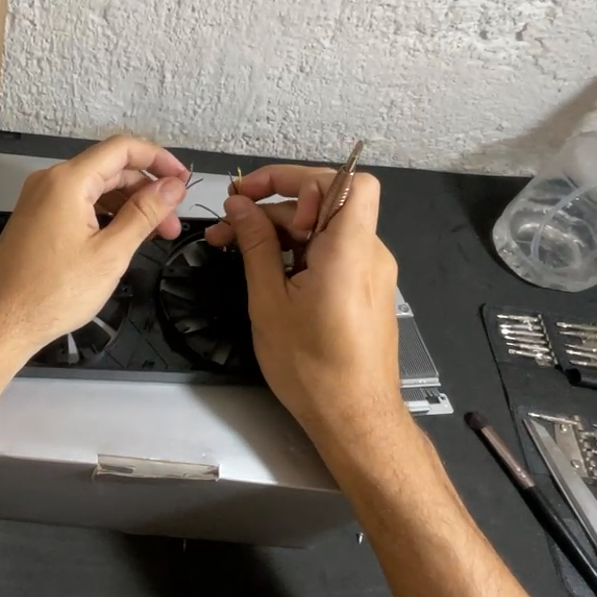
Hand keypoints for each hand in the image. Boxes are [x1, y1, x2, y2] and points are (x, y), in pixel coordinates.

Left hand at [0, 136, 188, 357]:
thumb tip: (173, 186)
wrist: (2, 323)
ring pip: (95, 189)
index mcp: (67, 181)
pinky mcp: (36, 219)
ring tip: (154, 237)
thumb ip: (144, 214)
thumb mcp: (110, 253)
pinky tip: (124, 238)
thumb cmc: (54, 293)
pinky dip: (105, 215)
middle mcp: (50, 181)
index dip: (158, 158)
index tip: (184, 180)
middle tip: (173, 223)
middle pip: (110, 169)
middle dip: (147, 191)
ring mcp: (40, 200)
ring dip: (128, 206)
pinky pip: (78, 204)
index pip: (122, 148)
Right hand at [215, 165, 406, 448]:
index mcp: (349, 251)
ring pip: (324, 228)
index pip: (349, 180)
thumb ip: (256, 244)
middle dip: (272, 207)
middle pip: (325, 204)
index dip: (301, 175)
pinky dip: (296, 251)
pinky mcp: (364, 290)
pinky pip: (330, 252)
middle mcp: (369, 253)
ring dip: (278, 230)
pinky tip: (263, 268)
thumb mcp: (268, 300)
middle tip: (226, 225)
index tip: (256, 192)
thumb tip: (239, 205)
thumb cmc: (310, 365)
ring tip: (231, 246)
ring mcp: (370, 272)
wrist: (355, 420)